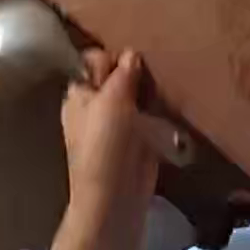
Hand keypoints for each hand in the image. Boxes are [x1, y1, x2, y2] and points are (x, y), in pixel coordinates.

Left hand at [60, 48, 158, 211]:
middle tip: (152, 68)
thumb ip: (122, 72)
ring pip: (134, 92)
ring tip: (163, 81)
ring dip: (148, 88)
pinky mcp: (137, 136)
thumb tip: (132, 53)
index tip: (131, 58)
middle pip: (117, 74)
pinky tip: (169, 100)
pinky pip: (148, 112)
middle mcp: (95, 104)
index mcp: (79, 93)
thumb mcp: (112, 99)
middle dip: (134, 70)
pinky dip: (157, 107)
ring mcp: (117, 121)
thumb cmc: (105, 143)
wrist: (115, 196)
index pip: (94, 60)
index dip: (112, 56)